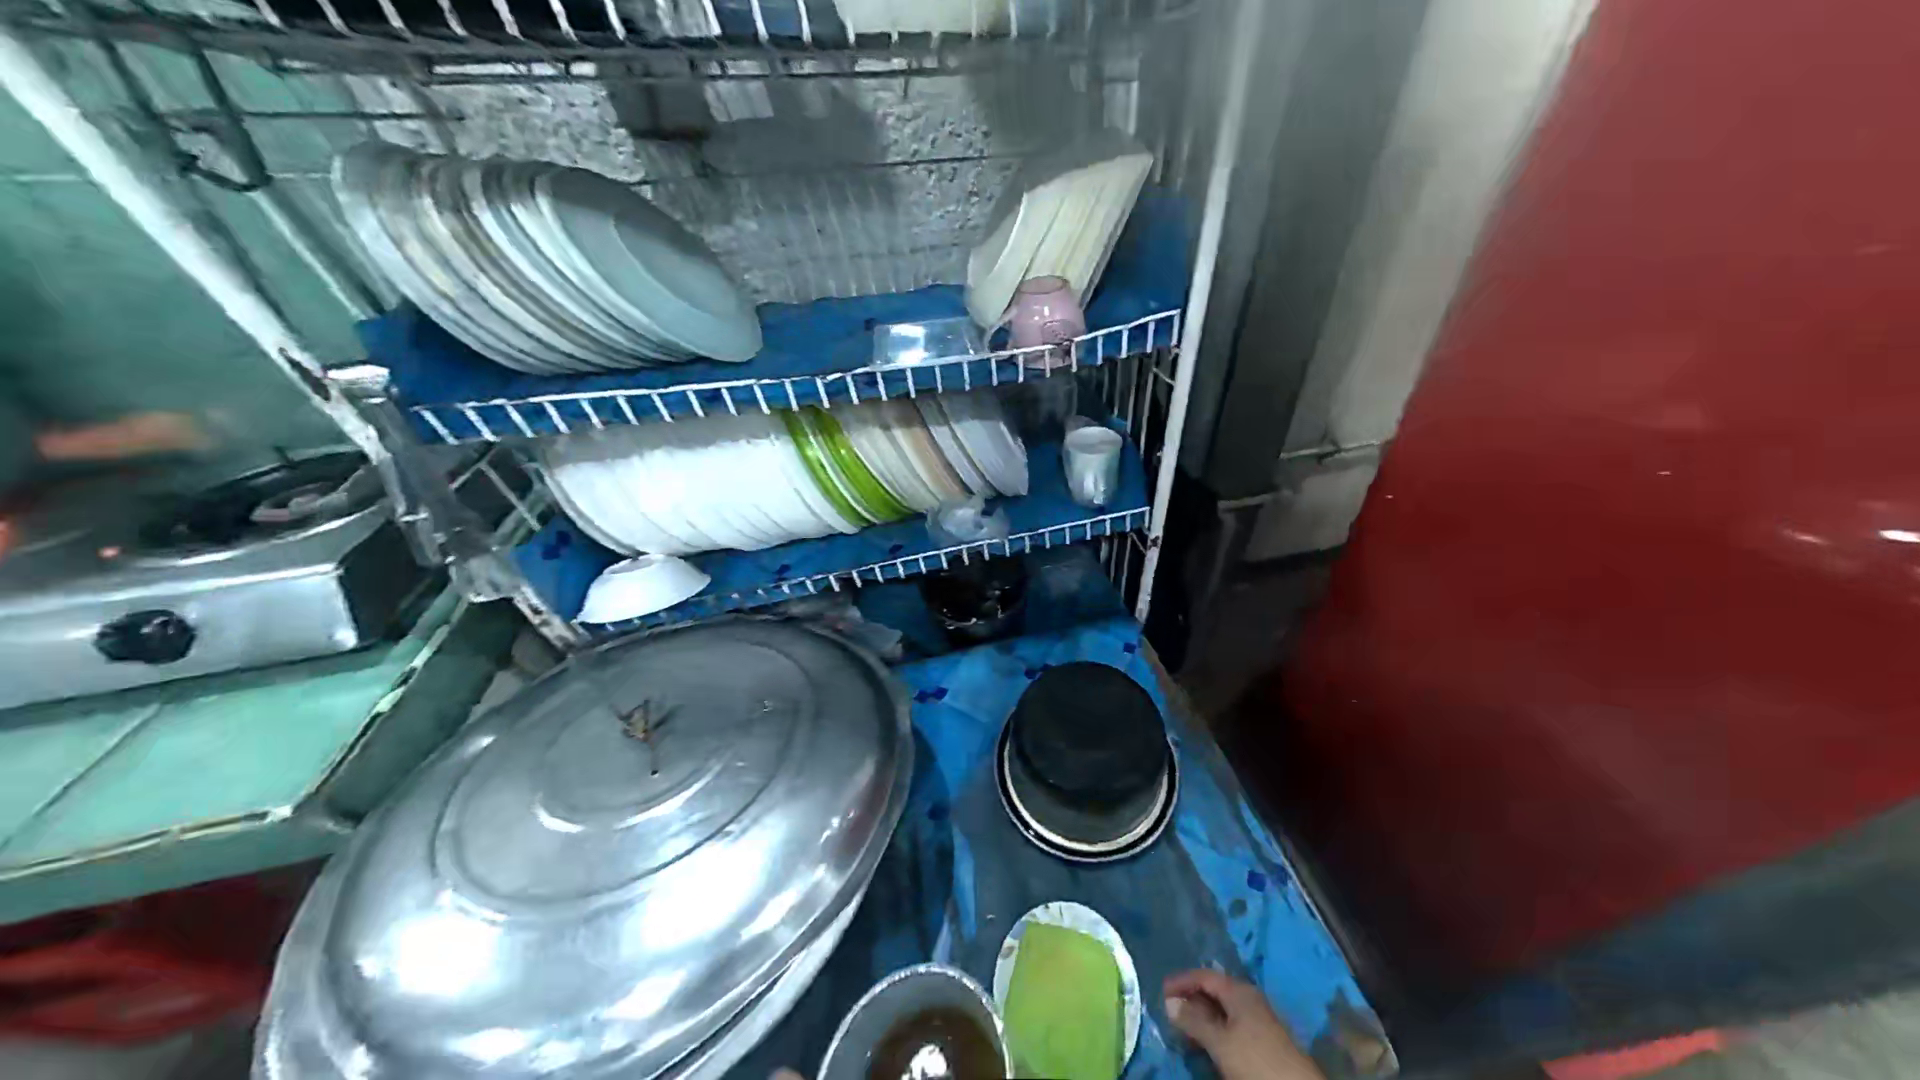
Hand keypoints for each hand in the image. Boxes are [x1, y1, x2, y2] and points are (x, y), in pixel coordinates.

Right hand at [1163, 970, 1323, 1079]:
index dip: (1181, 981)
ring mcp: (1259, 1019)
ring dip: (1202, 1015)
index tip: (1161, 992)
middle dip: (1191, 998)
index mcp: (1239, 991)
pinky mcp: (1264, 1039)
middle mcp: (1249, 998)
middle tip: (1170, 1010)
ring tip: (1184, 1028)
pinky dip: (1215, 1028)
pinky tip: (1207, 1041)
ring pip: (1223, 1009)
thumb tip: (1170, 1002)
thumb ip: (1193, 1020)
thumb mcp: (1220, 1042)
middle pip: (1214, 990)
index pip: (1204, 975)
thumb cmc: (1256, 1063)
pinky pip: (1232, 1024)